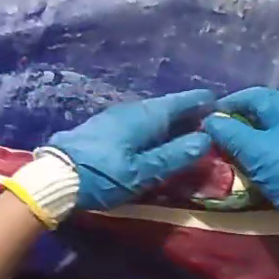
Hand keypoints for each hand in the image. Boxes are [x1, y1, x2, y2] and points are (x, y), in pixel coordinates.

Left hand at [43, 89, 216, 211]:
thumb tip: (206, 139)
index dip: (205, 104)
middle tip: (210, 126)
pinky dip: (151, 131)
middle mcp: (132, 109)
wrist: (54, 177)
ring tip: (185, 135)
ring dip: (169, 124)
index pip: (184, 102)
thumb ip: (174, 156)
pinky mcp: (101, 128)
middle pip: (167, 108)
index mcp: (147, 115)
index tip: (224, 106)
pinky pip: (136, 124)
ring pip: (151, 116)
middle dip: (189, 116)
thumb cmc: (102, 176)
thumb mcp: (143, 172)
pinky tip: (153, 142)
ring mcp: (114, 116)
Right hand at [201, 87, 278, 233]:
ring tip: (255, 150)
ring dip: (270, 134)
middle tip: (231, 136)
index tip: (211, 119)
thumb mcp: (254, 154)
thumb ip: (229, 133)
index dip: (228, 105)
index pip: (252, 95)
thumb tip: (211, 119)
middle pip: (273, 109)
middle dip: (249, 120)